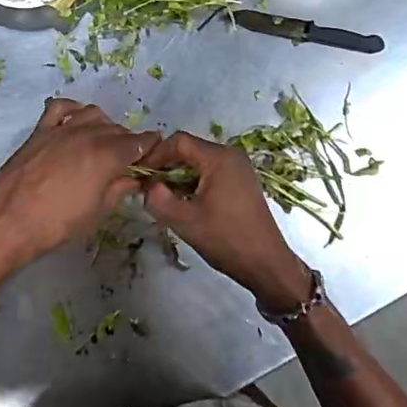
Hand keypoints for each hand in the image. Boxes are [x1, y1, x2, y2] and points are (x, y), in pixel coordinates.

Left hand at [0, 98, 155, 273]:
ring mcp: (63, 128)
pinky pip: (62, 107)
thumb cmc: (56, 223)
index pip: (140, 142)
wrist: (7, 220)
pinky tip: (76, 121)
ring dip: (104, 125)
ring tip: (103, 143)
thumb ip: (119, 189)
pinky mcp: (41, 130)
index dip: (150, 147)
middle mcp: (89, 133)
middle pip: (118, 129)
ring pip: (94, 114)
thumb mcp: (97, 212)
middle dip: (128, 142)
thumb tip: (134, 179)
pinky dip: (73, 109)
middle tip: (128, 161)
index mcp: (108, 154)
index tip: (155, 153)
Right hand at [137, 131, 311, 313]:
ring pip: (199, 162)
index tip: (140, 174)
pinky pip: (211, 172)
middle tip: (148, 187)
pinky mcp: (241, 182)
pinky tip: (184, 202)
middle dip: (166, 166)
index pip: (179, 141)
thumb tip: (148, 185)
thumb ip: (158, 198)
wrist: (267, 264)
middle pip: (189, 149)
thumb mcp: (185, 221)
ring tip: (163, 196)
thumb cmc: (226, 239)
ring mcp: (239, 168)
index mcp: (219, 157)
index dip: (156, 155)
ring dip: (179, 176)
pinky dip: (194, 182)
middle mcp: (231, 155)